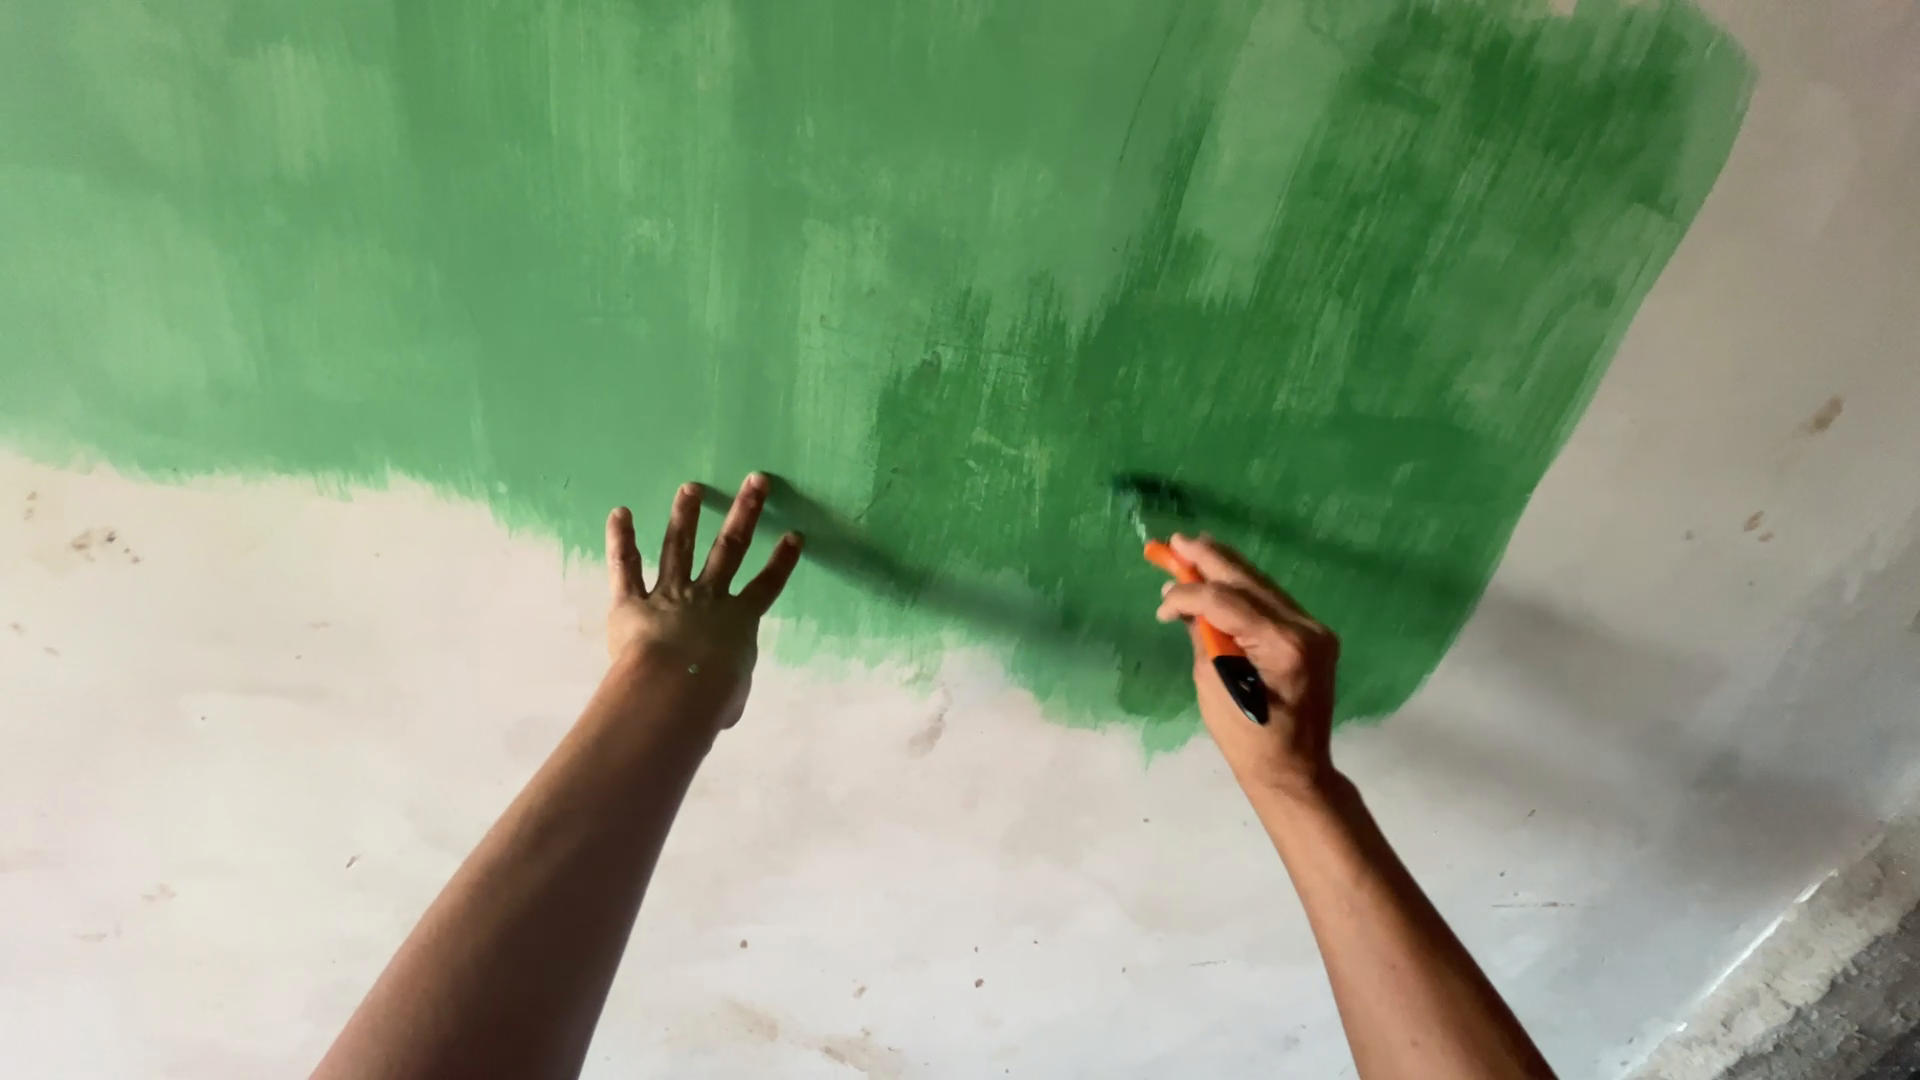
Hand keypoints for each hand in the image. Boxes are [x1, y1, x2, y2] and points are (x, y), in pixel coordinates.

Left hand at [603, 474, 802, 724]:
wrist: (674, 691)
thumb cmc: (711, 698)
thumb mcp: (732, 696)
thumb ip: (729, 688)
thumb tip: (724, 702)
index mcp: (739, 620)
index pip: (767, 586)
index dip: (782, 561)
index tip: (794, 535)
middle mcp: (708, 597)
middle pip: (731, 548)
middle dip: (745, 513)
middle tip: (755, 481)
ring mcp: (670, 594)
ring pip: (679, 548)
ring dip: (686, 516)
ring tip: (690, 488)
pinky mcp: (631, 602)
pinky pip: (625, 567)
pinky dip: (621, 540)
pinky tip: (619, 512)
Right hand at [1154, 534, 1339, 799]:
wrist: (1295, 769)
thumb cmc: (1247, 738)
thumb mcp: (1214, 684)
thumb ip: (1204, 634)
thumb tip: (1184, 601)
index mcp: (1283, 646)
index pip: (1226, 600)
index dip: (1188, 594)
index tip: (1162, 605)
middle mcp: (1305, 627)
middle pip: (1248, 580)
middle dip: (1209, 559)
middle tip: (1176, 542)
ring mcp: (1313, 628)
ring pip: (1260, 584)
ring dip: (1223, 567)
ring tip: (1192, 548)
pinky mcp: (1310, 634)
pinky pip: (1268, 600)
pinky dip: (1239, 588)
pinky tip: (1217, 576)